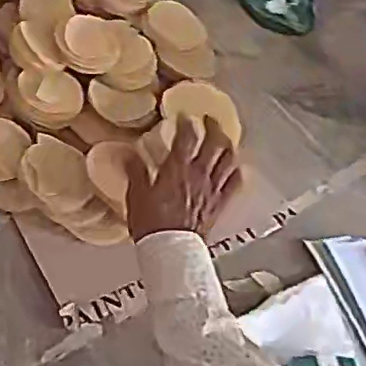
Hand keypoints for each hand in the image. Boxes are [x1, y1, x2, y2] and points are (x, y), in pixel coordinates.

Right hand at [125, 116, 242, 239]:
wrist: (170, 249)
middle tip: (209, 120)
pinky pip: (234, 183)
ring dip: (228, 145)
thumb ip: (135, 171)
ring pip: (229, 159)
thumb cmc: (151, 223)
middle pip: (215, 142)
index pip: (187, 136)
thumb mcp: (136, 195)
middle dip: (213, 127)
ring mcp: (212, 188)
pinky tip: (234, 167)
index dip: (186, 122)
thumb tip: (129, 154)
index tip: (183, 116)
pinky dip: (236, 171)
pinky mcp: (220, 203)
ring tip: (224, 138)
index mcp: (177, 168)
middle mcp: (199, 174)